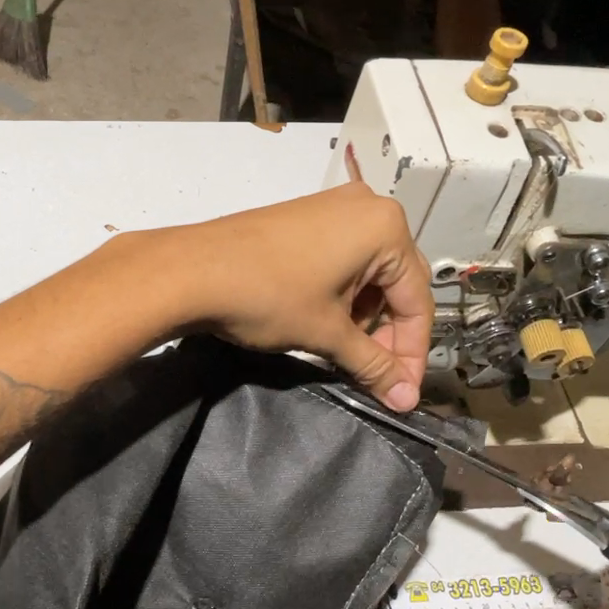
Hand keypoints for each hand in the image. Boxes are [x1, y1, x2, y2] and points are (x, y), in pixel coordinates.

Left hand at [156, 184, 434, 410]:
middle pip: (395, 284)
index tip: (404, 392)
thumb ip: (373, 365)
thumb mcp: (327, 335)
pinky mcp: (305, 219)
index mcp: (386, 228)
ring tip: (347, 355)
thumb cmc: (267, 297)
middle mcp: (367, 207)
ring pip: (368, 275)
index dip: (412, 354)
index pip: (416, 300)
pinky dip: (341, 298)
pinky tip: (327, 327)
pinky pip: (341, 262)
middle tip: (379, 378)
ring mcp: (333, 209)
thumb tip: (406, 401)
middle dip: (388, 336)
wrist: (192, 271)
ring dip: (363, 319)